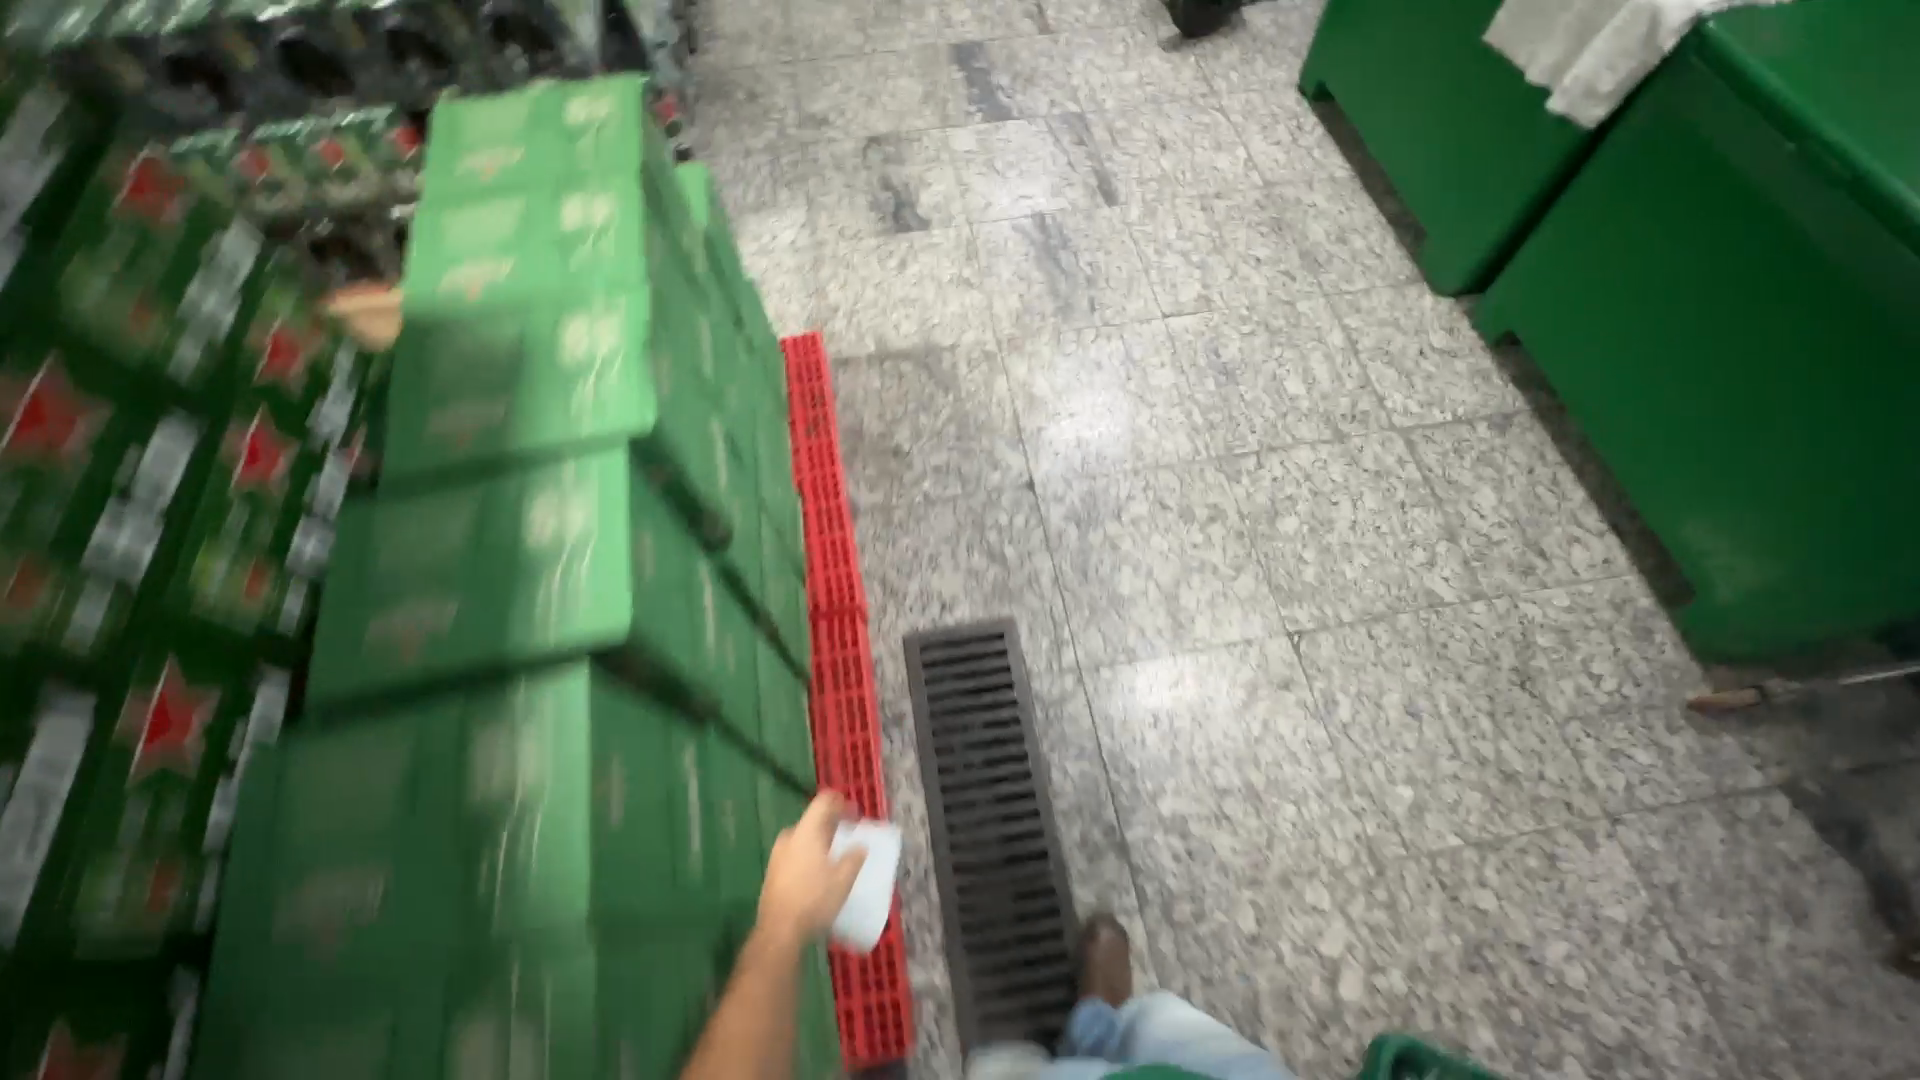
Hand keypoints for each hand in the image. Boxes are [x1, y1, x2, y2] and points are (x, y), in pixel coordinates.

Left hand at [758, 791, 866, 945]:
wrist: (779, 931)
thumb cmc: (814, 900)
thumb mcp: (843, 880)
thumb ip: (854, 858)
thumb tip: (860, 846)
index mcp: (806, 832)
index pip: (823, 802)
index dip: (840, 802)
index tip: (854, 814)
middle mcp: (789, 837)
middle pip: (813, 821)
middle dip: (832, 826)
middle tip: (847, 838)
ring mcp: (777, 854)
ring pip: (803, 839)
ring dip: (819, 842)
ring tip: (834, 858)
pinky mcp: (772, 872)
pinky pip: (795, 853)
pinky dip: (808, 855)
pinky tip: (817, 874)